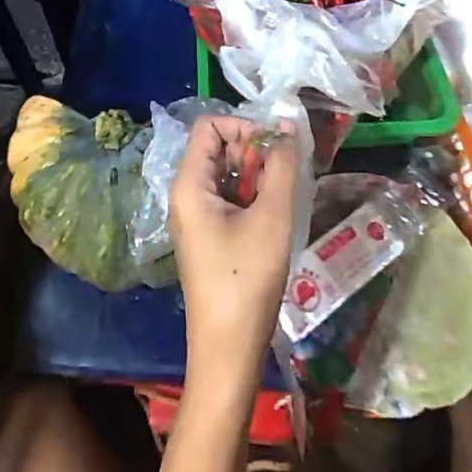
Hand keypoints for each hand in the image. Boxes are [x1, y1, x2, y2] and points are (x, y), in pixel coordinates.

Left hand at [170, 115, 298, 384]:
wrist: (228, 347)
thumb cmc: (247, 277)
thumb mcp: (271, 216)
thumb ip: (281, 165)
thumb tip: (286, 125)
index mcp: (189, 183)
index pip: (210, 126)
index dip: (244, 127)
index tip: (274, 148)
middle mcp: (186, 193)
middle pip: (218, 148)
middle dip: (253, 152)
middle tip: (284, 174)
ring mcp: (196, 216)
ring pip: (226, 174)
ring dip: (256, 175)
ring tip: (284, 195)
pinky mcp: (208, 234)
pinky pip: (228, 198)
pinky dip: (252, 196)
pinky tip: (275, 214)